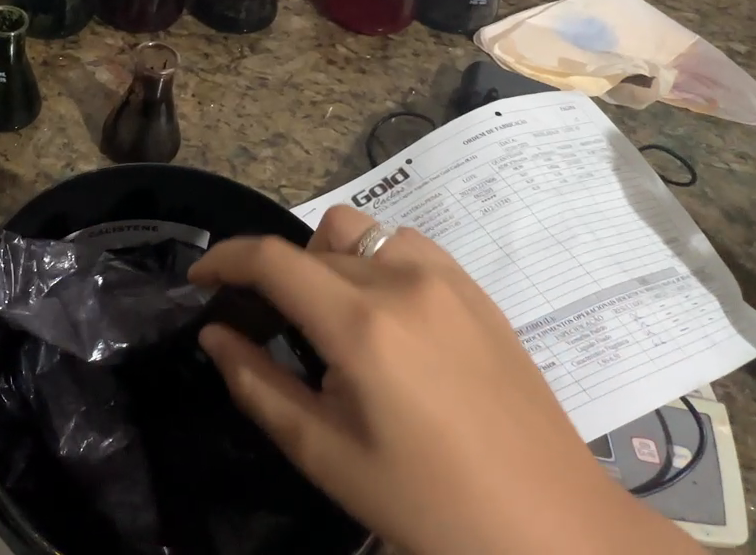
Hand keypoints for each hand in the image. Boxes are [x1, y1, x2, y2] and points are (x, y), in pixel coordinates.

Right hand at [190, 206, 698, 554]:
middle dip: (276, 276)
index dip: (223, 259)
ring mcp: (446, 279)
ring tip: (334, 318)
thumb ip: (258, 384)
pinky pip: (404, 244)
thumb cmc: (429, 505)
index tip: (201, 279)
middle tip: (277, 330)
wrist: (555, 530)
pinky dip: (374, 262)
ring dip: (327, 259)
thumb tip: (214, 335)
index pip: (270, 258)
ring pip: (358, 230)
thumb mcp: (326, 455)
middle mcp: (402, 281)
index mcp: (361, 324)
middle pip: (310, 243)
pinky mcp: (477, 290)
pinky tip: (387, 317)